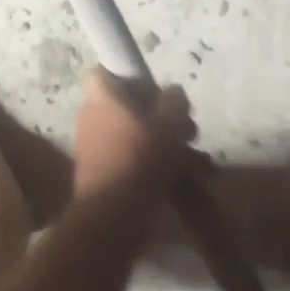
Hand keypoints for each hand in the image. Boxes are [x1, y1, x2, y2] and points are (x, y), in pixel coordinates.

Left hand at [72, 69, 196, 202]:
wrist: (111, 217)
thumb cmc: (138, 159)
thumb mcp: (167, 125)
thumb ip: (174, 103)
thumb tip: (173, 92)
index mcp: (101, 99)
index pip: (102, 73)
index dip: (128, 77)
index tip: (154, 93)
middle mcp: (92, 118)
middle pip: (126, 108)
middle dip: (160, 119)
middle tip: (188, 133)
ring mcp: (94, 149)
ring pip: (134, 137)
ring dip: (164, 146)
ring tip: (197, 163)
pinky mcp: (102, 176)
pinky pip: (131, 162)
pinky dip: (155, 168)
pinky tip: (184, 183)